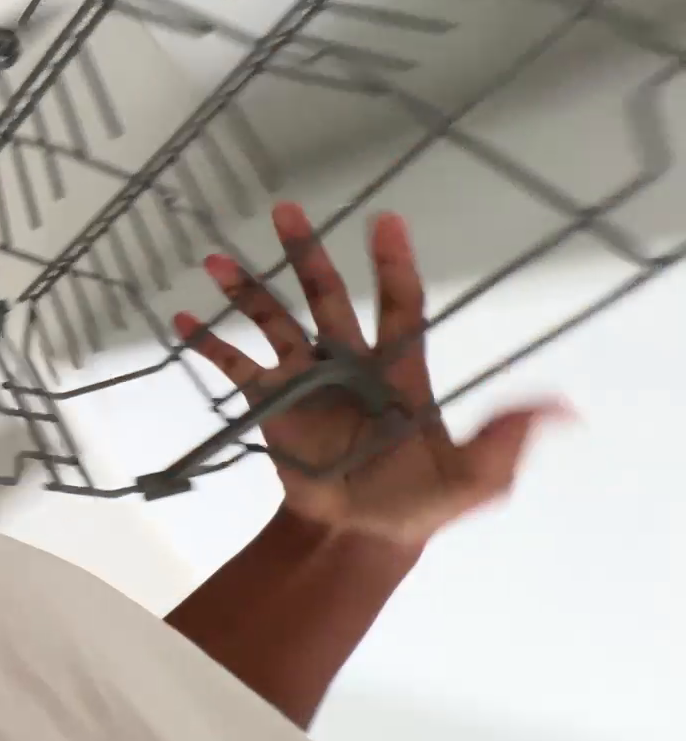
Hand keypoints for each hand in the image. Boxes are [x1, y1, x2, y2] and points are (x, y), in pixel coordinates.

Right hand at [174, 203, 567, 547]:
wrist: (354, 529)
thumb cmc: (417, 502)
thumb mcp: (473, 481)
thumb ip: (503, 442)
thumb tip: (558, 405)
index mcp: (395, 370)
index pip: (399, 306)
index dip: (392, 265)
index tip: (384, 221)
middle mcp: (343, 360)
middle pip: (324, 297)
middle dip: (305, 254)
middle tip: (285, 211)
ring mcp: (299, 375)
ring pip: (269, 320)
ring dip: (243, 290)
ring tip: (214, 262)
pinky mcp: (264, 396)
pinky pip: (230, 363)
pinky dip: (205, 342)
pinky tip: (182, 321)